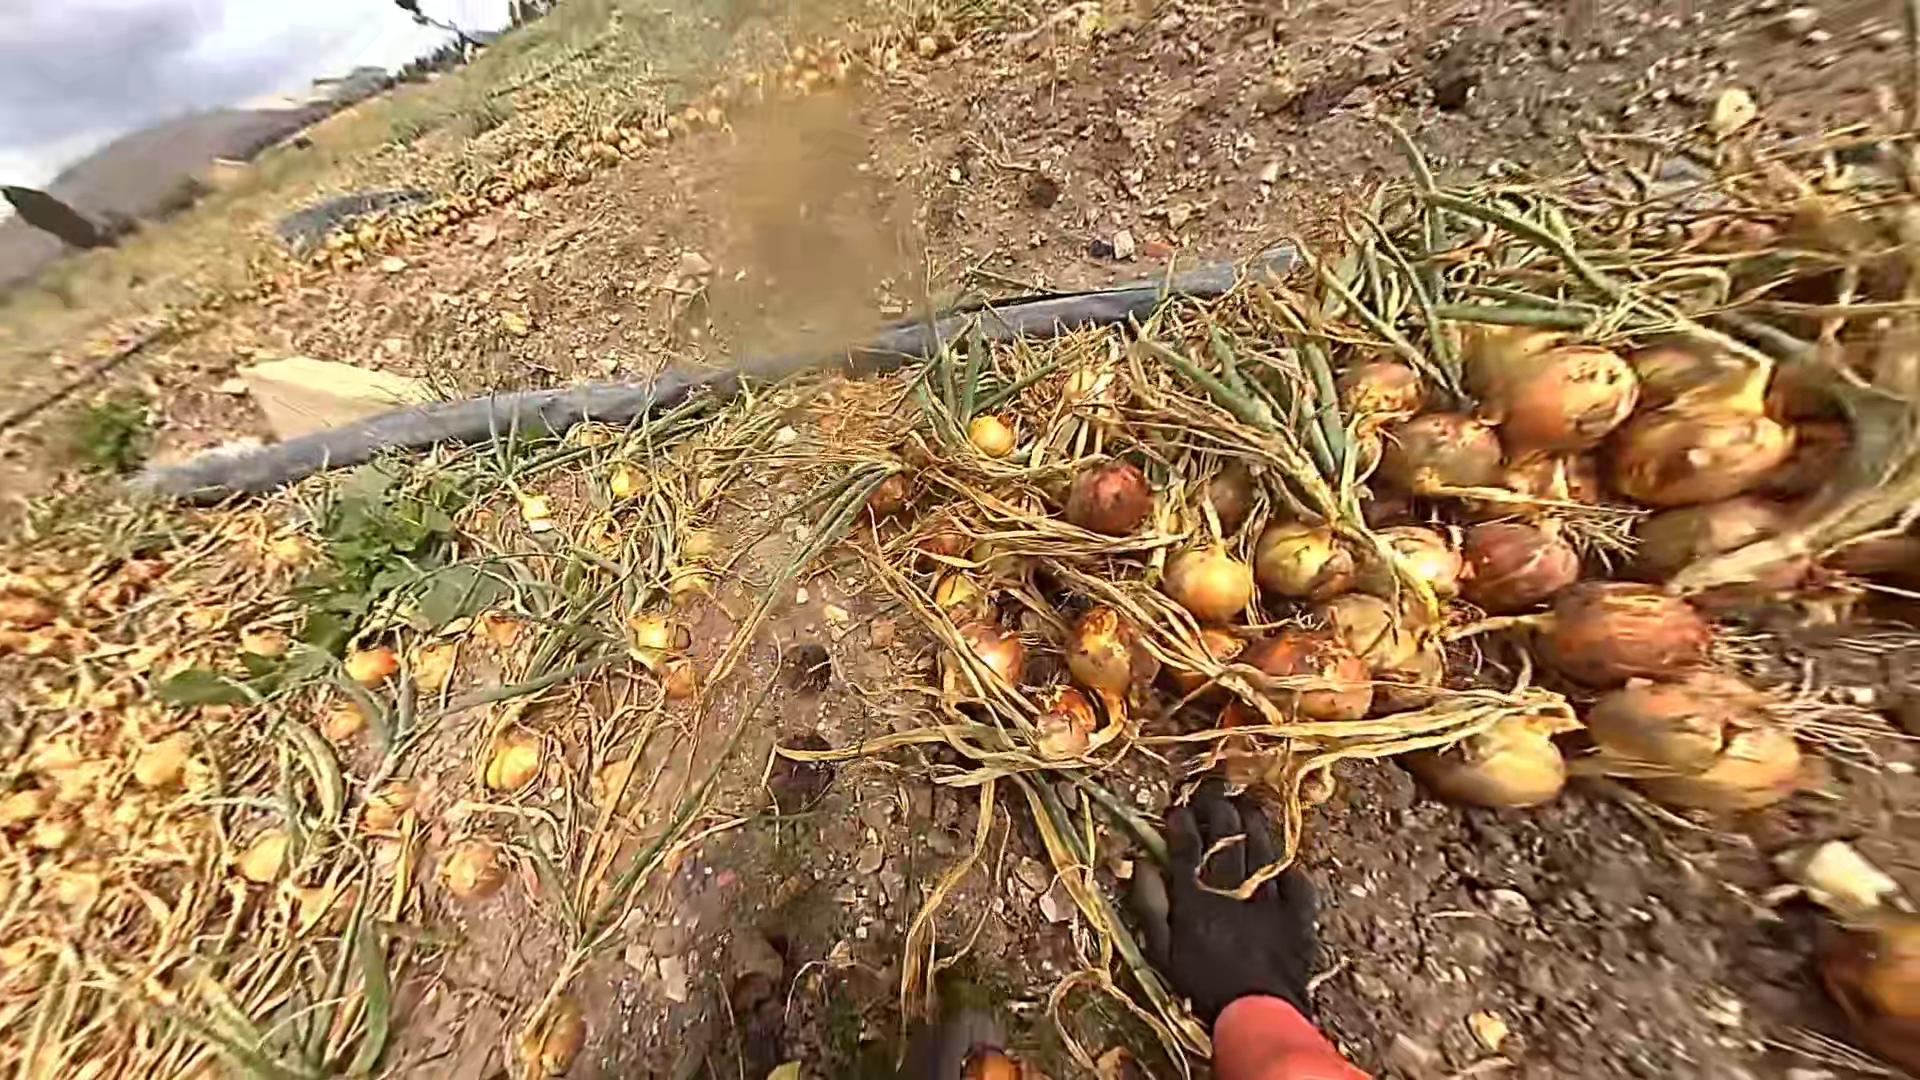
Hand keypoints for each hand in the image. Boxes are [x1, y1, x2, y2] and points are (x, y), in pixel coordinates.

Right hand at [1134, 780, 1316, 1024]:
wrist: (1257, 1022)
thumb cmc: (1201, 985)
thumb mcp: (1161, 950)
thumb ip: (1149, 904)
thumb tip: (1141, 862)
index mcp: (1197, 897)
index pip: (1186, 846)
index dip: (1180, 822)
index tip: (1176, 807)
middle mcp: (1232, 891)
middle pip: (1226, 839)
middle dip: (1217, 810)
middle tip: (1212, 794)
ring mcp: (1268, 903)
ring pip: (1262, 852)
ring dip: (1253, 825)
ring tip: (1247, 804)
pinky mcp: (1297, 921)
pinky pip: (1298, 886)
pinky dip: (1291, 869)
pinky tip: (1285, 857)